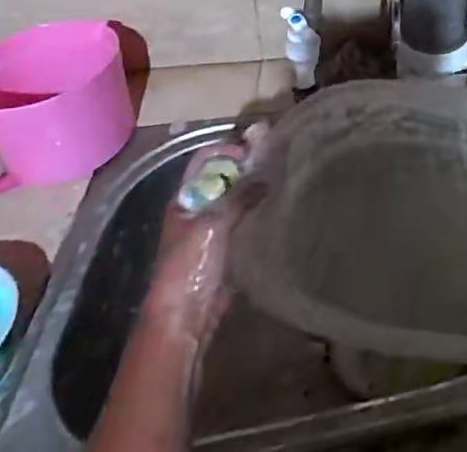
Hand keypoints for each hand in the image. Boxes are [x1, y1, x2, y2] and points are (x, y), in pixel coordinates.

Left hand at [145, 127, 264, 342]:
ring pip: (235, 199)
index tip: (256, 148)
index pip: (206, 159)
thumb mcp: (213, 224)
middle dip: (246, 168)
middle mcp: (197, 208)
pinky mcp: (226, 248)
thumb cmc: (189, 265)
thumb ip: (239, 197)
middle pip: (222, 178)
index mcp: (184, 198)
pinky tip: (277, 206)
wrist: (184, 318)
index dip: (228, 150)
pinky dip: (258, 212)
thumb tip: (267, 176)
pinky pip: (244, 221)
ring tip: (282, 179)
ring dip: (254, 190)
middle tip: (277, 161)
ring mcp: (211, 228)